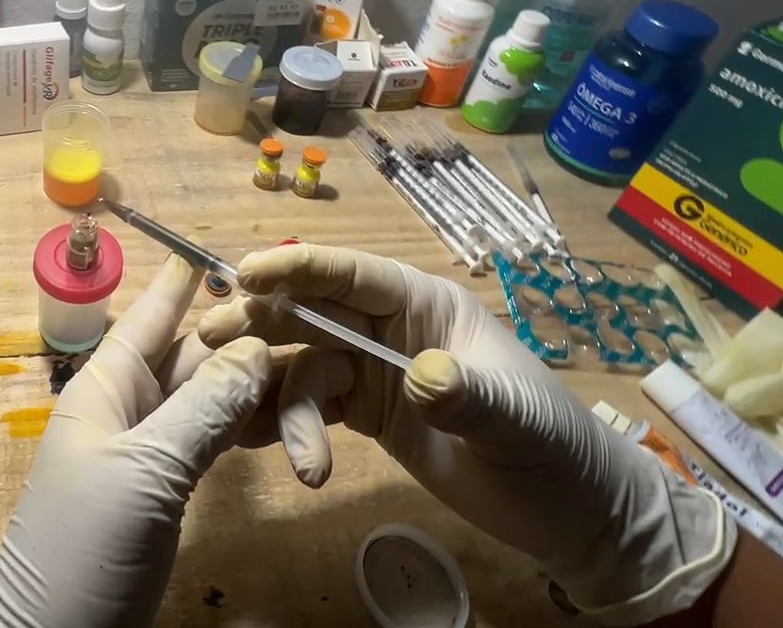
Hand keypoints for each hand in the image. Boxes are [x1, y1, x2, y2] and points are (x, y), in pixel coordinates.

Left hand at [0, 255, 273, 627]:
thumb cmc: (85, 541)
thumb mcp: (145, 469)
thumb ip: (202, 408)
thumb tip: (256, 349)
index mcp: (107, 386)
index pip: (148, 318)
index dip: (178, 284)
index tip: (210, 252)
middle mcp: (127, 407)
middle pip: (187, 358)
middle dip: (233, 336)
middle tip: (291, 313)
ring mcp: (147, 449)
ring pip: (204, 400)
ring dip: (245, 383)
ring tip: (298, 359)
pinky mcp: (165, 487)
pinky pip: (207, 440)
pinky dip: (239, 426)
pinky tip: (277, 418)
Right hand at [199, 244, 733, 625]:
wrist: (570, 515)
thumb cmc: (554, 448)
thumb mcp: (517, 422)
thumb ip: (468, 396)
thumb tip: (422, 375)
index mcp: (422, 304)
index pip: (351, 273)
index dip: (297, 267)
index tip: (246, 273)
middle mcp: (387, 328)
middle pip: (311, 312)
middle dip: (262, 323)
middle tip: (211, 340)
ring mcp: (371, 369)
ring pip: (304, 364)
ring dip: (269, 387)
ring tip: (234, 416)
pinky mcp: (363, 411)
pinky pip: (310, 406)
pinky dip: (282, 420)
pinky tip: (252, 437)